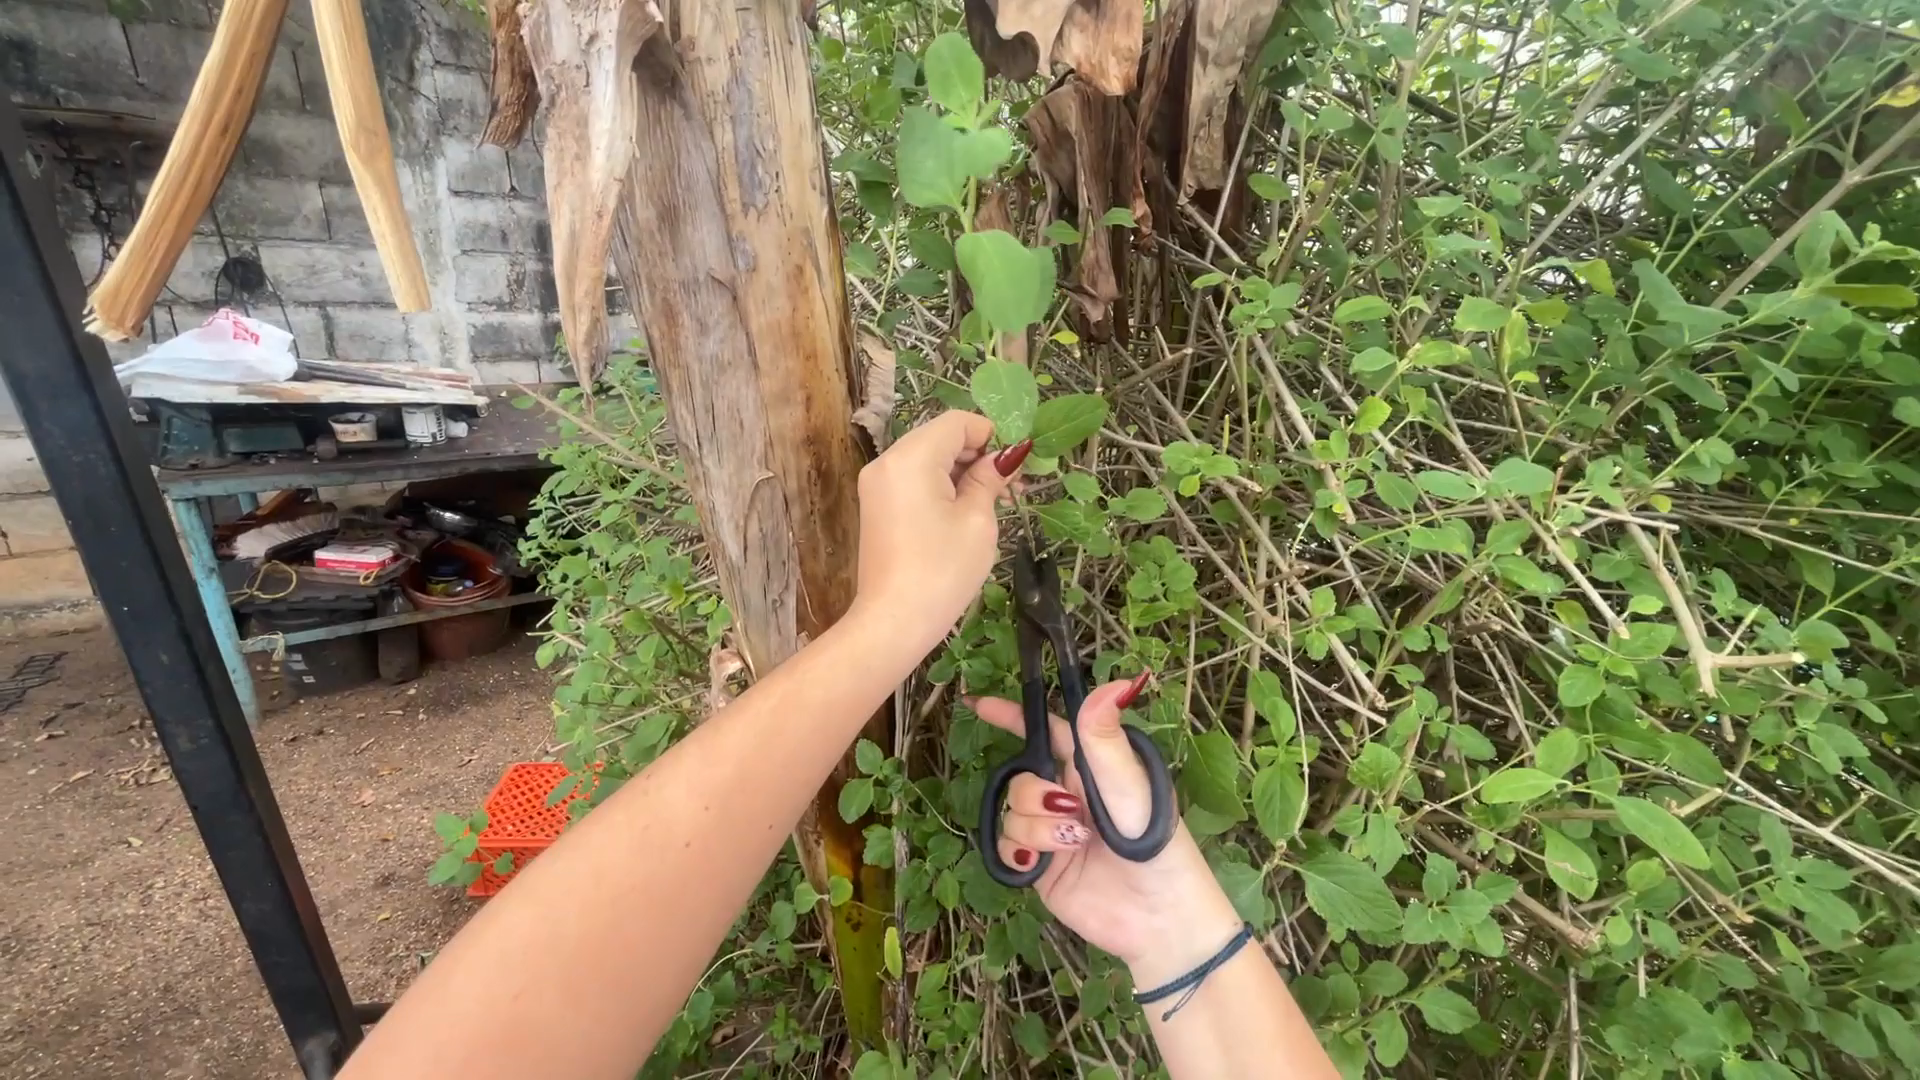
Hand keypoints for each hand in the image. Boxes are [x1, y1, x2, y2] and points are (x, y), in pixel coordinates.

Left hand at [849, 411, 1027, 655]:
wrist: (894, 621)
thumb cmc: (942, 570)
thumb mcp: (978, 521)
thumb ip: (990, 479)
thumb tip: (1006, 457)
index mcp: (911, 457)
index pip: (957, 422)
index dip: (992, 435)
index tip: (1018, 463)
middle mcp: (887, 462)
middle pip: (940, 437)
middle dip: (978, 454)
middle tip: (1013, 486)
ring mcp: (877, 485)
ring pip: (928, 459)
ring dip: (962, 471)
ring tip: (994, 501)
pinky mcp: (877, 507)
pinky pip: (914, 480)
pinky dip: (941, 486)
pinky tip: (966, 511)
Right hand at [970, 679, 1245, 987]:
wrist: (1156, 918)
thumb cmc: (1154, 842)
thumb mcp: (1129, 785)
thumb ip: (1106, 738)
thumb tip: (1116, 681)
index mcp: (1090, 767)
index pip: (1045, 731)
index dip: (1012, 716)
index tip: (979, 704)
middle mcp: (1067, 794)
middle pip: (1021, 776)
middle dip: (1034, 793)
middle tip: (1069, 813)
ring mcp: (1050, 830)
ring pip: (1012, 811)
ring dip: (1037, 829)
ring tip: (1074, 845)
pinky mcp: (1040, 865)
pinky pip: (1007, 845)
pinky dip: (1021, 852)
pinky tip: (1043, 865)